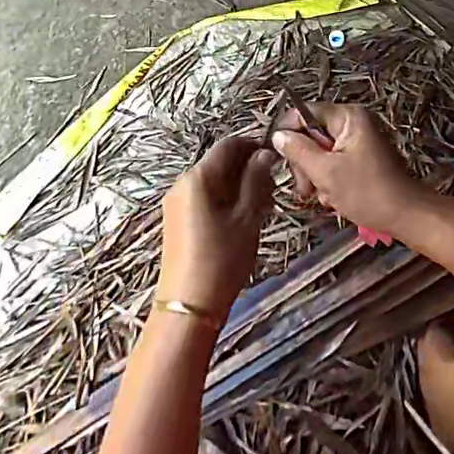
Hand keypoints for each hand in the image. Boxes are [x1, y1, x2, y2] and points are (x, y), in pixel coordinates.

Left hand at [156, 136, 278, 316]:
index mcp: (198, 177)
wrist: (188, 308)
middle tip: (273, 189)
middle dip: (248, 169)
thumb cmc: (221, 259)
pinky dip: (226, 201)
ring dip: (239, 186)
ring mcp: (177, 203)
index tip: (276, 160)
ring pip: (214, 182)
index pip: (229, 145)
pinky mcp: (178, 220)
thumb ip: (257, 180)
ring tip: (263, 206)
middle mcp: (182, 184)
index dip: (254, 146)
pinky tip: (243, 219)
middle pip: (220, 162)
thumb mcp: (247, 217)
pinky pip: (205, 198)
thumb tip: (265, 154)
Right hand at [271, 103, 431, 237]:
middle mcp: (352, 121)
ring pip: (318, 150)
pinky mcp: (359, 156)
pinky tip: (332, 196)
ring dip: (314, 174)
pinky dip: (327, 179)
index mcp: (347, 116)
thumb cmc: (367, 192)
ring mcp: (356, 139)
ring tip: (322, 195)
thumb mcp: (326, 172)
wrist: (405, 215)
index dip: (288, 134)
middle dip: (304, 161)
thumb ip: (298, 151)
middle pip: (310, 132)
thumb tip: (277, 135)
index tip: (282, 160)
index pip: (303, 112)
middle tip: (307, 188)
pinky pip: (332, 161)